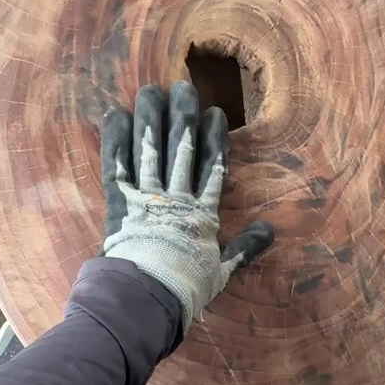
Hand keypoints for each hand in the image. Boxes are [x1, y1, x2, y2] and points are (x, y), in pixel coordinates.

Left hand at [100, 82, 274, 334]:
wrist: (148, 297)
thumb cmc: (187, 287)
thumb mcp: (221, 270)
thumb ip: (244, 248)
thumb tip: (270, 231)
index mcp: (202, 212)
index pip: (212, 167)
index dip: (214, 139)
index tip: (216, 113)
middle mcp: (175, 197)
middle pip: (180, 149)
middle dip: (182, 116)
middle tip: (183, 87)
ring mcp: (146, 197)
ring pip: (149, 149)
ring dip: (150, 119)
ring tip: (150, 90)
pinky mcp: (118, 203)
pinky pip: (115, 165)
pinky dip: (114, 140)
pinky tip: (114, 115)